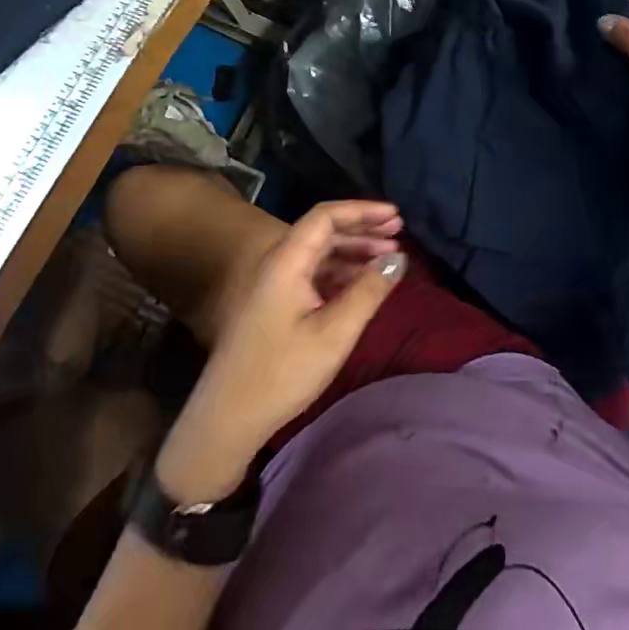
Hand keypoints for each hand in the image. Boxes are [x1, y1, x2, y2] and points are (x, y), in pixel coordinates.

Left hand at [156, 201, 404, 498]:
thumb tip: (399, 257)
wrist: (228, 419)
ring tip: (390, 255)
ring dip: (355, 250)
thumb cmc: (283, 373)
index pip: (325, 217)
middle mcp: (278, 264)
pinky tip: (364, 282)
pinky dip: (342, 271)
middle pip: (323, 232)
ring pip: (320, 254)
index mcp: (287, 262)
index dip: (362, 210)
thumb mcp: (335, 332)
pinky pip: (314, 274)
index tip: (397, 215)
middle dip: (363, 227)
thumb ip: (369, 290)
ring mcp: (275, 285)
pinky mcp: (276, 305)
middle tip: (400, 230)